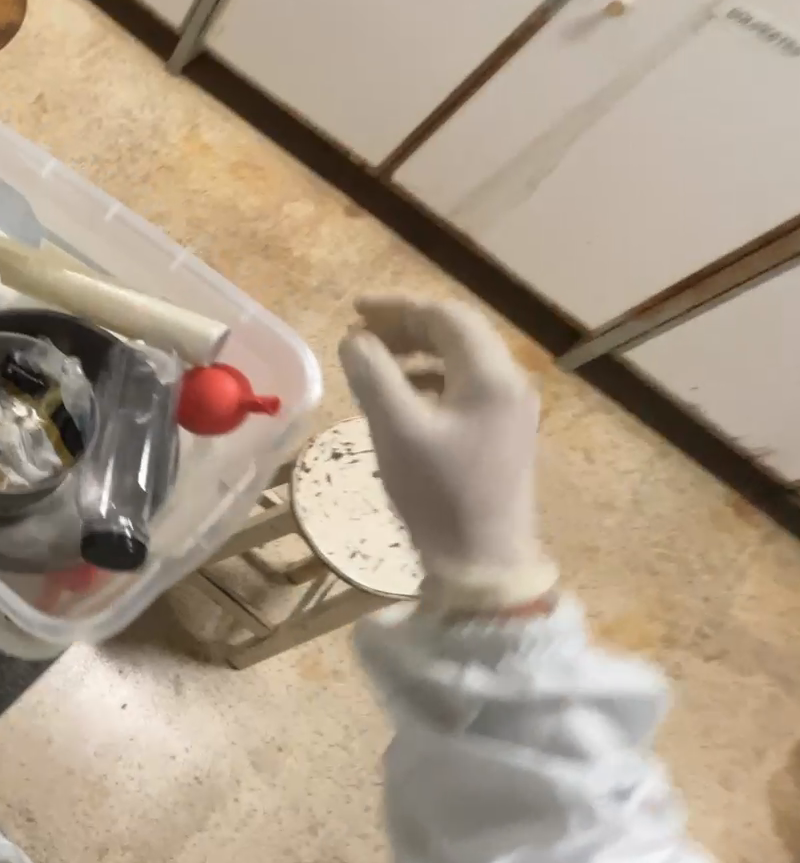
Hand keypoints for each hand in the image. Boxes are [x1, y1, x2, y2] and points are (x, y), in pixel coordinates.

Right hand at [338, 296, 556, 611]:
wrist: (479, 555)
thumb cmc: (435, 490)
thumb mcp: (394, 428)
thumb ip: (372, 375)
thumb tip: (355, 339)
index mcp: (489, 377)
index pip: (446, 318)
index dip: (398, 307)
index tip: (354, 310)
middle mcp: (507, 384)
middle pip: (456, 334)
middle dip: (405, 326)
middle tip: (358, 332)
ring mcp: (506, 410)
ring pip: (458, 360)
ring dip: (412, 351)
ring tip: (370, 362)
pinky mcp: (496, 434)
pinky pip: (459, 386)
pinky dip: (423, 378)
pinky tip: (396, 397)